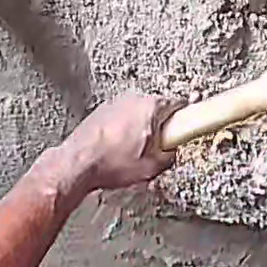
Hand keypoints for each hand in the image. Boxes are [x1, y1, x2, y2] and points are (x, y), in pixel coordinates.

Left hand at [57, 93, 178, 190]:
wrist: (77, 163)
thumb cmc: (111, 163)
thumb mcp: (151, 168)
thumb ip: (170, 156)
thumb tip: (172, 152)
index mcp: (152, 107)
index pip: (179, 103)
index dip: (187, 113)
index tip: (188, 119)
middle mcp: (136, 98)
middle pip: (159, 107)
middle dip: (160, 124)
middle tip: (155, 146)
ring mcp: (118, 101)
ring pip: (139, 111)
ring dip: (140, 125)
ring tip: (131, 149)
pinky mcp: (104, 108)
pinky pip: (123, 114)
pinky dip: (124, 126)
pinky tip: (118, 146)